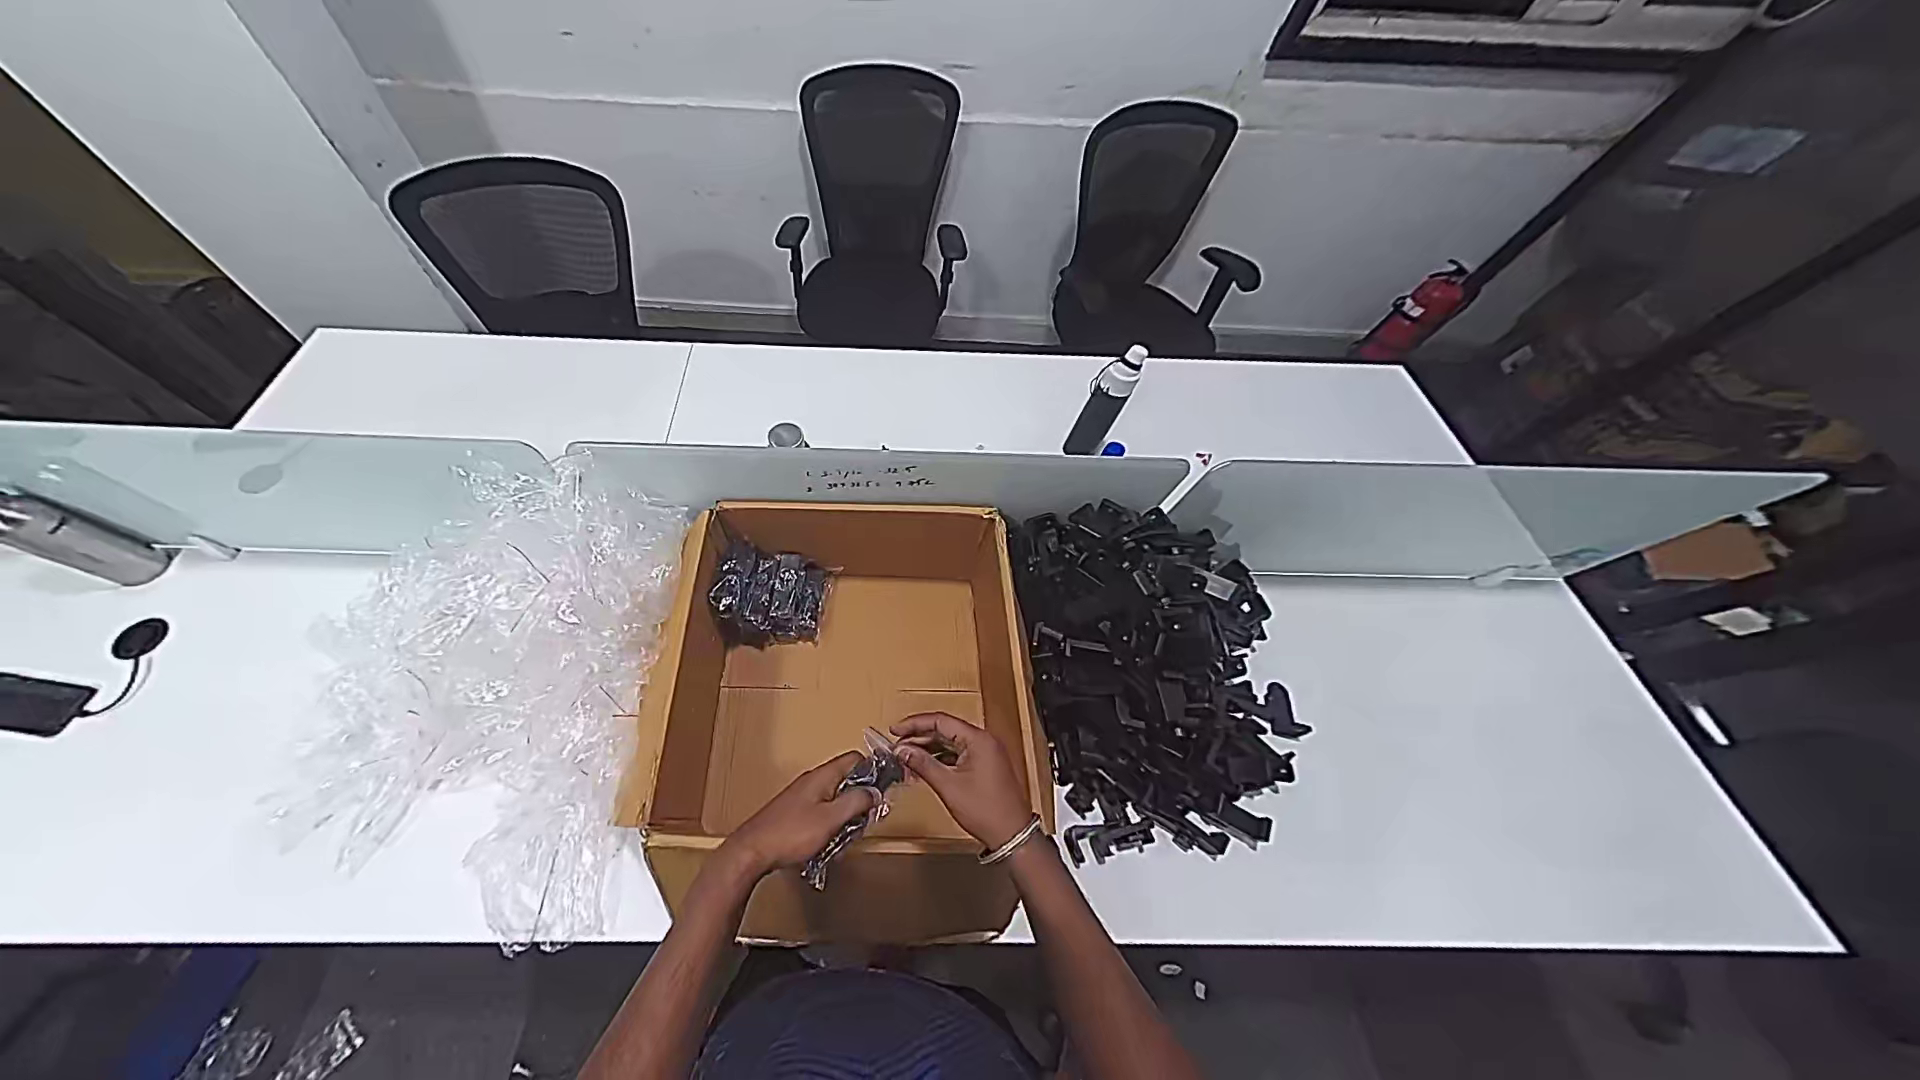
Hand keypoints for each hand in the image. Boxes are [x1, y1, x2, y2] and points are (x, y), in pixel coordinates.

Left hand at [720, 751, 875, 879]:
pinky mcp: (794, 812)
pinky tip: (828, 841)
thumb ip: (856, 802)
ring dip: (845, 814)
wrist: (750, 852)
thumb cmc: (789, 834)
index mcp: (822, 776)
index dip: (872, 771)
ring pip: (835, 797)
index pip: (855, 758)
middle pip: (846, 779)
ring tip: (845, 835)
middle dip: (859, 799)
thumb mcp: (831, 819)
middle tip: (864, 820)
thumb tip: (874, 792)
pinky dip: (830, 823)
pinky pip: (822, 810)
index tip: (881, 791)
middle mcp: (812, 781)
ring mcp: (802, 796)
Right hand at [891, 712, 1032, 849]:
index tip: (895, 729)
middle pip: (945, 729)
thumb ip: (923, 764)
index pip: (940, 720)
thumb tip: (903, 750)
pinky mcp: (985, 764)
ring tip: (907, 758)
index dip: (914, 723)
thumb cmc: (986, 811)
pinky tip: (925, 767)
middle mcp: (983, 740)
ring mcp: (986, 752)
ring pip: (951, 742)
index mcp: (978, 739)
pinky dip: (941, 759)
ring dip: (929, 749)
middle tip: (897, 746)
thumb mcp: (949, 786)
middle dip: (919, 737)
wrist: (1012, 834)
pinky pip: (959, 753)